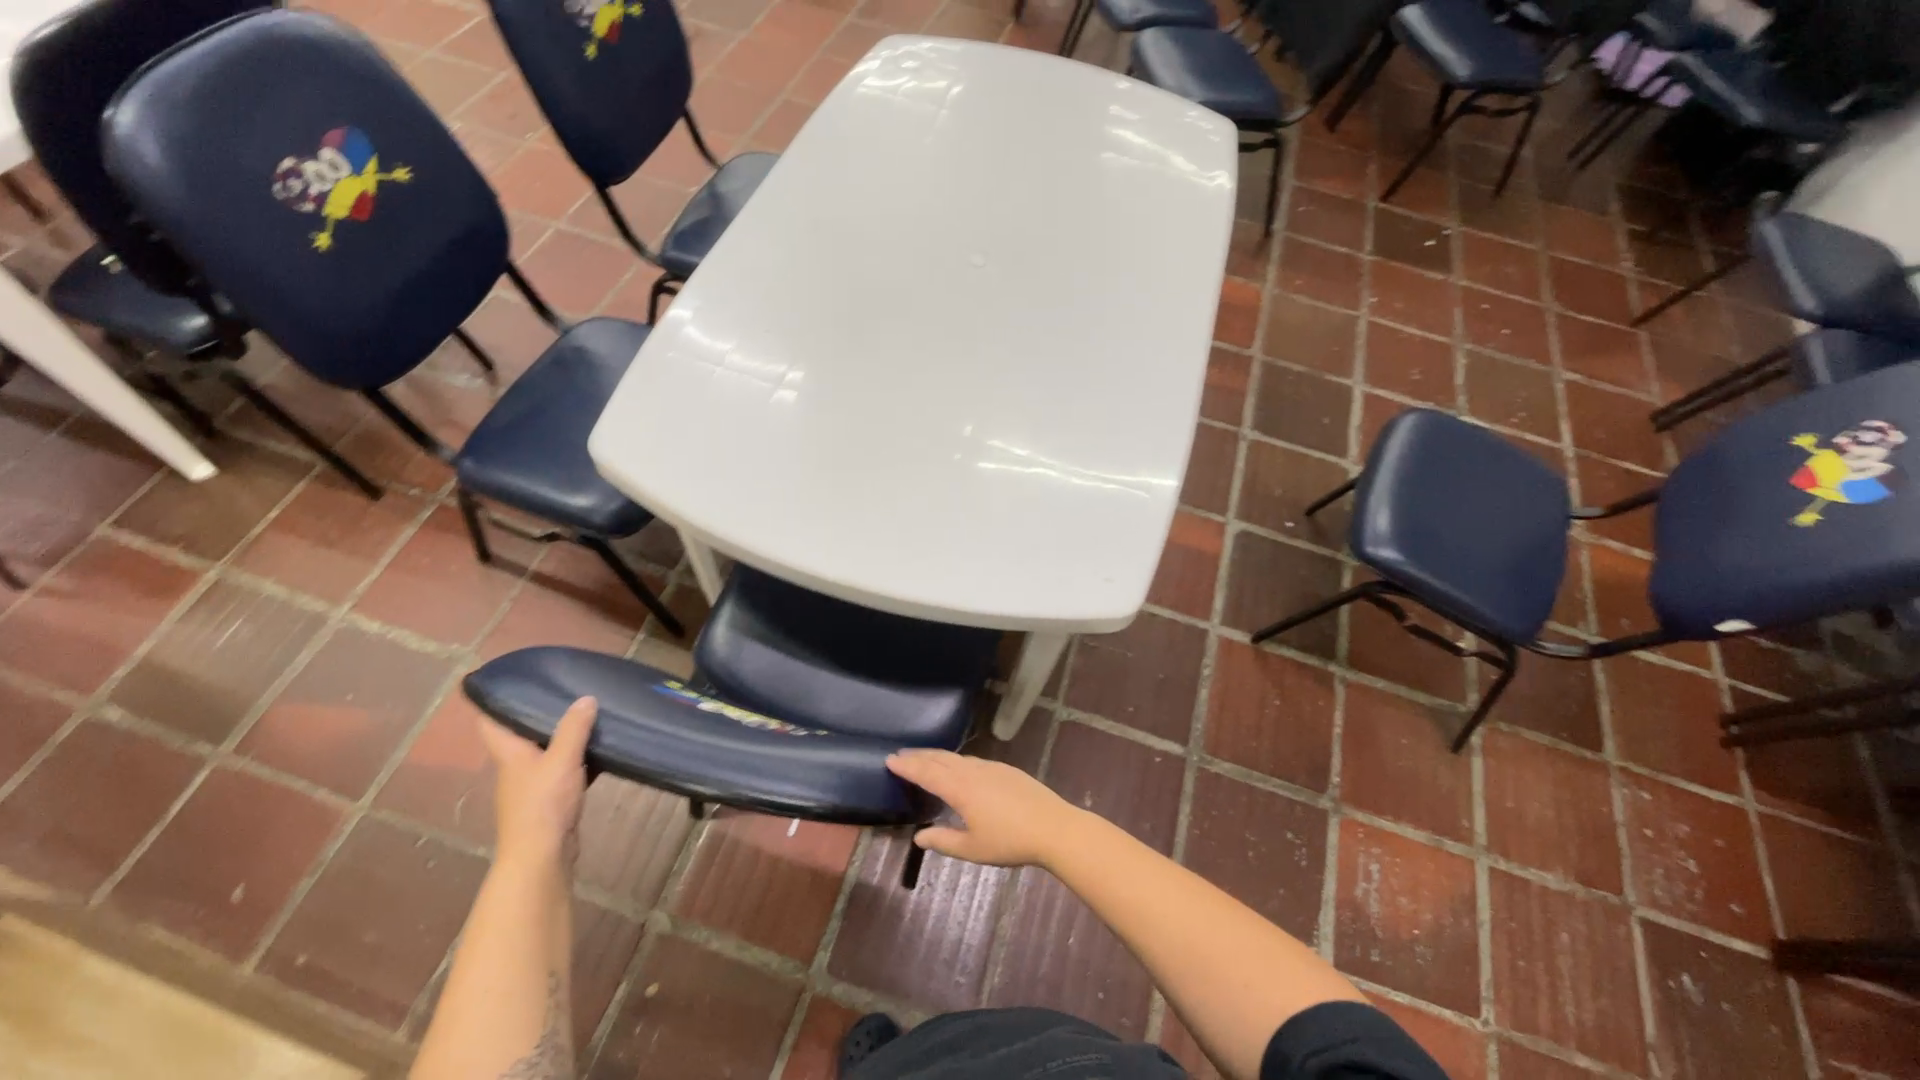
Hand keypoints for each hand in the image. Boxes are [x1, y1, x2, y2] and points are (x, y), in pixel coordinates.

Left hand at [478, 696, 596, 865]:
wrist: (542, 855)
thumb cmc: (543, 803)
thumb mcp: (561, 760)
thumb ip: (574, 729)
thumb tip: (586, 698)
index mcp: (508, 753)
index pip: (489, 721)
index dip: (493, 700)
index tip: (509, 680)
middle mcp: (515, 767)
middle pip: (520, 734)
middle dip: (538, 714)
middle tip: (562, 691)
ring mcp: (531, 786)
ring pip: (544, 753)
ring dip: (560, 738)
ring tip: (585, 715)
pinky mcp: (549, 801)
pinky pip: (562, 771)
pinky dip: (576, 760)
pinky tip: (597, 753)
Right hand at [885, 749, 1086, 868]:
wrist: (1055, 829)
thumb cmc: (1011, 842)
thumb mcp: (973, 849)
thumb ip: (943, 841)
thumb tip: (919, 836)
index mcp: (961, 789)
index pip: (927, 773)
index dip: (907, 766)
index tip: (890, 759)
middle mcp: (973, 772)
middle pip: (941, 759)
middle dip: (919, 756)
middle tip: (901, 755)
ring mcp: (993, 768)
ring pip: (959, 758)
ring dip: (938, 757)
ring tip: (926, 760)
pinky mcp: (1008, 771)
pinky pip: (975, 761)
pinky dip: (958, 761)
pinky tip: (961, 769)